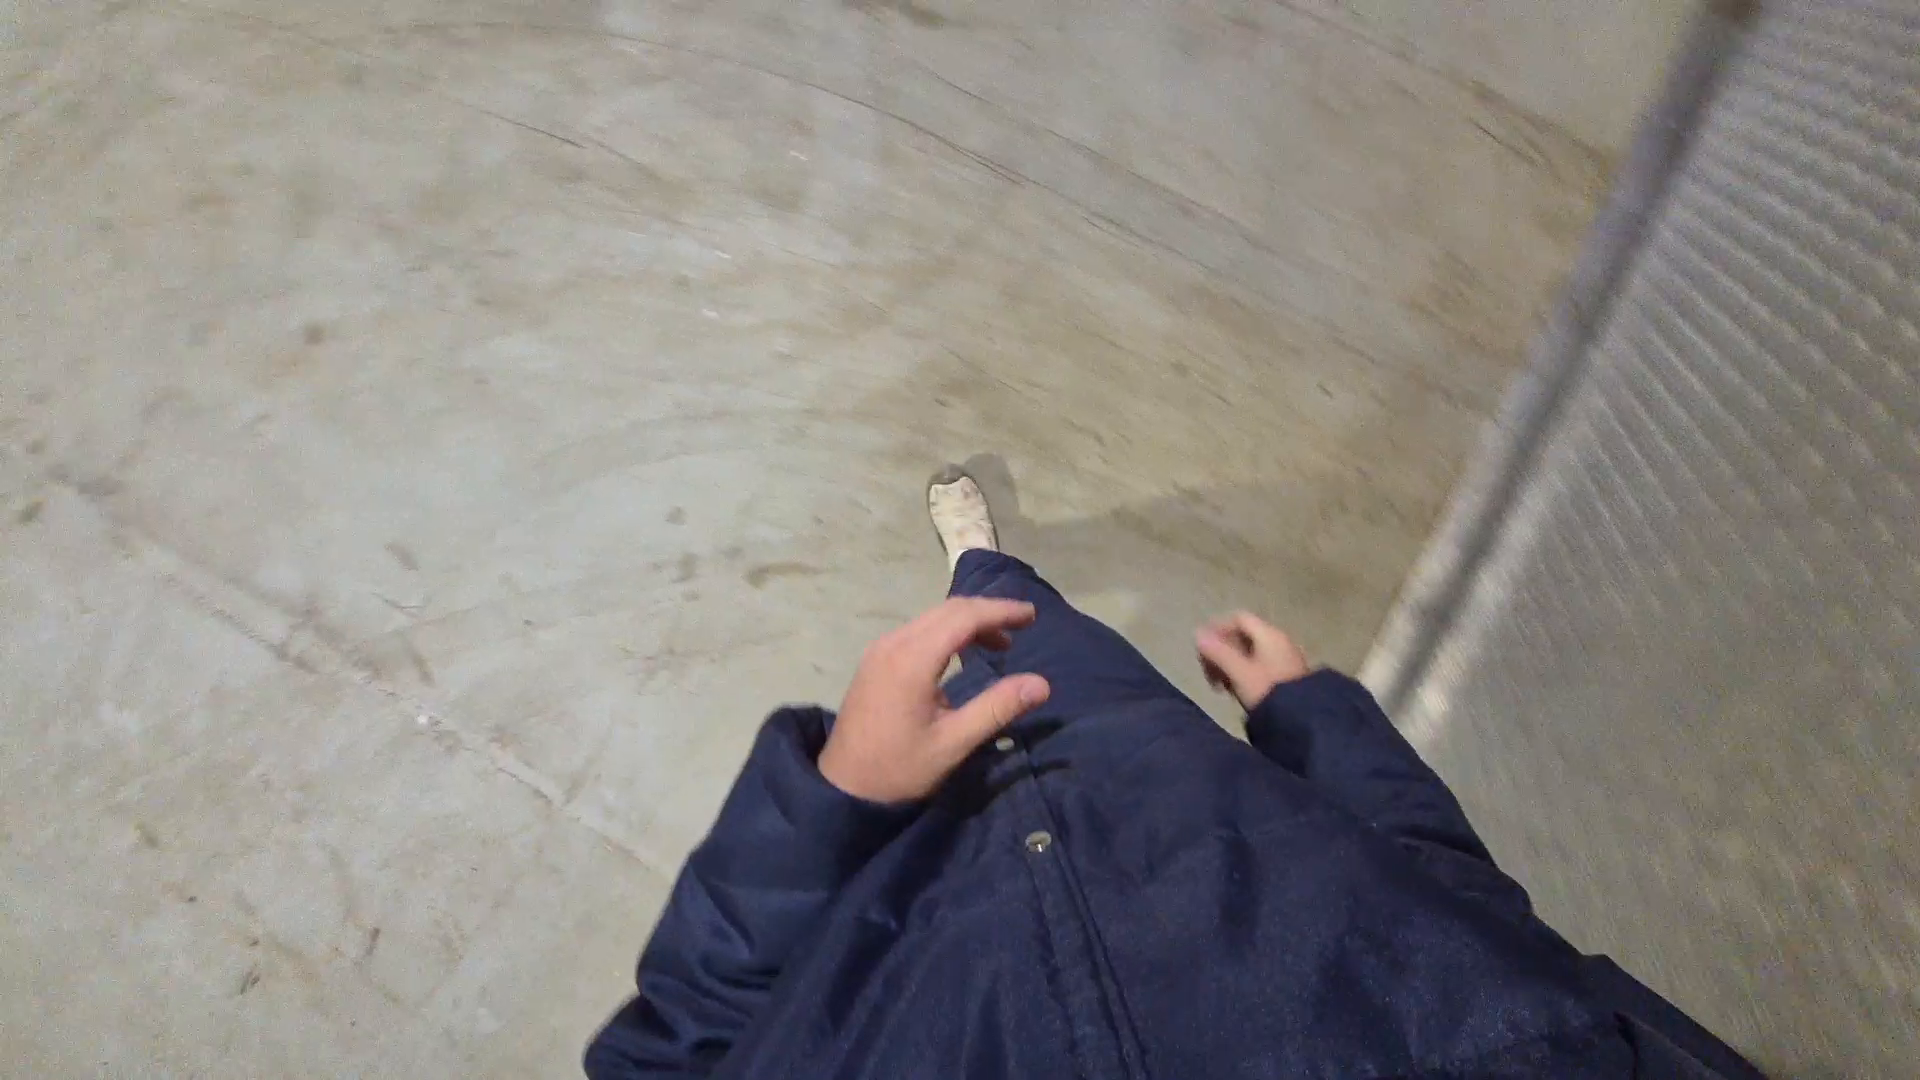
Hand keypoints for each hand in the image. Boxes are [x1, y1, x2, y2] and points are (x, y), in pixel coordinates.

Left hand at [819, 597, 1051, 802]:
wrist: (842, 788)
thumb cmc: (899, 769)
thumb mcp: (953, 743)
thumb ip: (997, 708)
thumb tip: (1041, 684)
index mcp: (912, 659)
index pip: (963, 617)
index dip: (1000, 611)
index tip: (1032, 616)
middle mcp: (894, 643)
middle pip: (948, 610)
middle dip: (988, 612)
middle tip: (1023, 624)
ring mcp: (880, 649)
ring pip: (932, 618)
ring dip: (968, 622)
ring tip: (1001, 644)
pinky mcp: (875, 660)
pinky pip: (918, 631)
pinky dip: (947, 632)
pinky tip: (964, 653)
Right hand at [1196, 612, 1310, 709]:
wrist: (1301, 720)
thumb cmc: (1267, 690)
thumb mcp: (1238, 672)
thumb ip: (1217, 651)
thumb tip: (1197, 634)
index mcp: (1269, 635)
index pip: (1239, 618)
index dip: (1217, 628)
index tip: (1203, 647)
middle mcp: (1279, 642)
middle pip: (1243, 636)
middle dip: (1221, 650)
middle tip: (1208, 670)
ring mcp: (1285, 659)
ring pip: (1249, 653)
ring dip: (1229, 664)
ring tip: (1219, 684)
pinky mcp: (1286, 676)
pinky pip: (1259, 666)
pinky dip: (1242, 673)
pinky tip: (1235, 690)